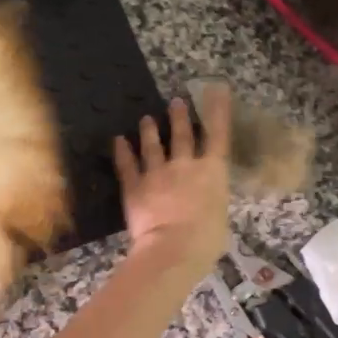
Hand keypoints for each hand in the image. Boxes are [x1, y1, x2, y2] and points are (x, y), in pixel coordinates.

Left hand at [112, 83, 231, 279]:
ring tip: (145, 118)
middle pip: (182, 135)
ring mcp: (157, 173)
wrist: (172, 248)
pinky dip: (122, 151)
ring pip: (152, 146)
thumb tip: (205, 204)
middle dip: (179, 116)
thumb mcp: (220, 218)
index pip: (218, 134)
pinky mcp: (134, 186)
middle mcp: (185, 165)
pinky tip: (117, 140)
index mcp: (213, 172)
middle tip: (175, 101)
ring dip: (149, 131)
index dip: (218, 110)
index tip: (216, 89)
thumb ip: (211, 203)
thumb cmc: (206, 240)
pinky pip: (126, 165)